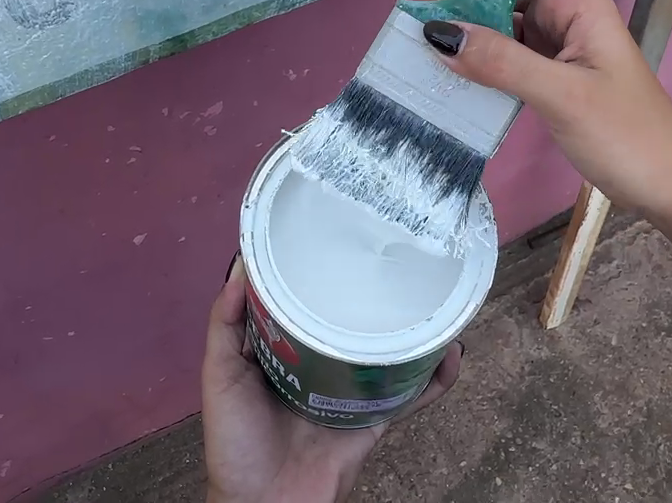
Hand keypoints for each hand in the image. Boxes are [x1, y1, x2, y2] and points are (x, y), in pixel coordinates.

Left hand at [202, 261, 461, 502]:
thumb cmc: (237, 440)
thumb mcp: (220, 375)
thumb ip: (224, 324)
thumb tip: (240, 262)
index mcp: (286, 347)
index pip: (306, 298)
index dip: (320, 268)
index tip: (337, 230)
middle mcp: (322, 361)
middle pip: (352, 319)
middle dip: (374, 292)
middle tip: (395, 256)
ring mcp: (351, 389)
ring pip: (387, 350)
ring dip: (413, 327)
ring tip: (434, 296)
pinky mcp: (374, 418)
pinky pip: (409, 395)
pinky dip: (434, 377)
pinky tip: (451, 353)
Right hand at [411, 0, 671, 214]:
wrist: (669, 189)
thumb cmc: (630, 136)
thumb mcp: (563, 96)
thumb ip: (502, 61)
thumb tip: (438, 33)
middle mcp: (562, 11)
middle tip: (423, 29)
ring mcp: (552, 42)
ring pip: (497, 15)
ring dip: (462, 26)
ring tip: (424, 52)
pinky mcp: (543, 72)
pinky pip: (500, 50)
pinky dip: (474, 56)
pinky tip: (449, 73)